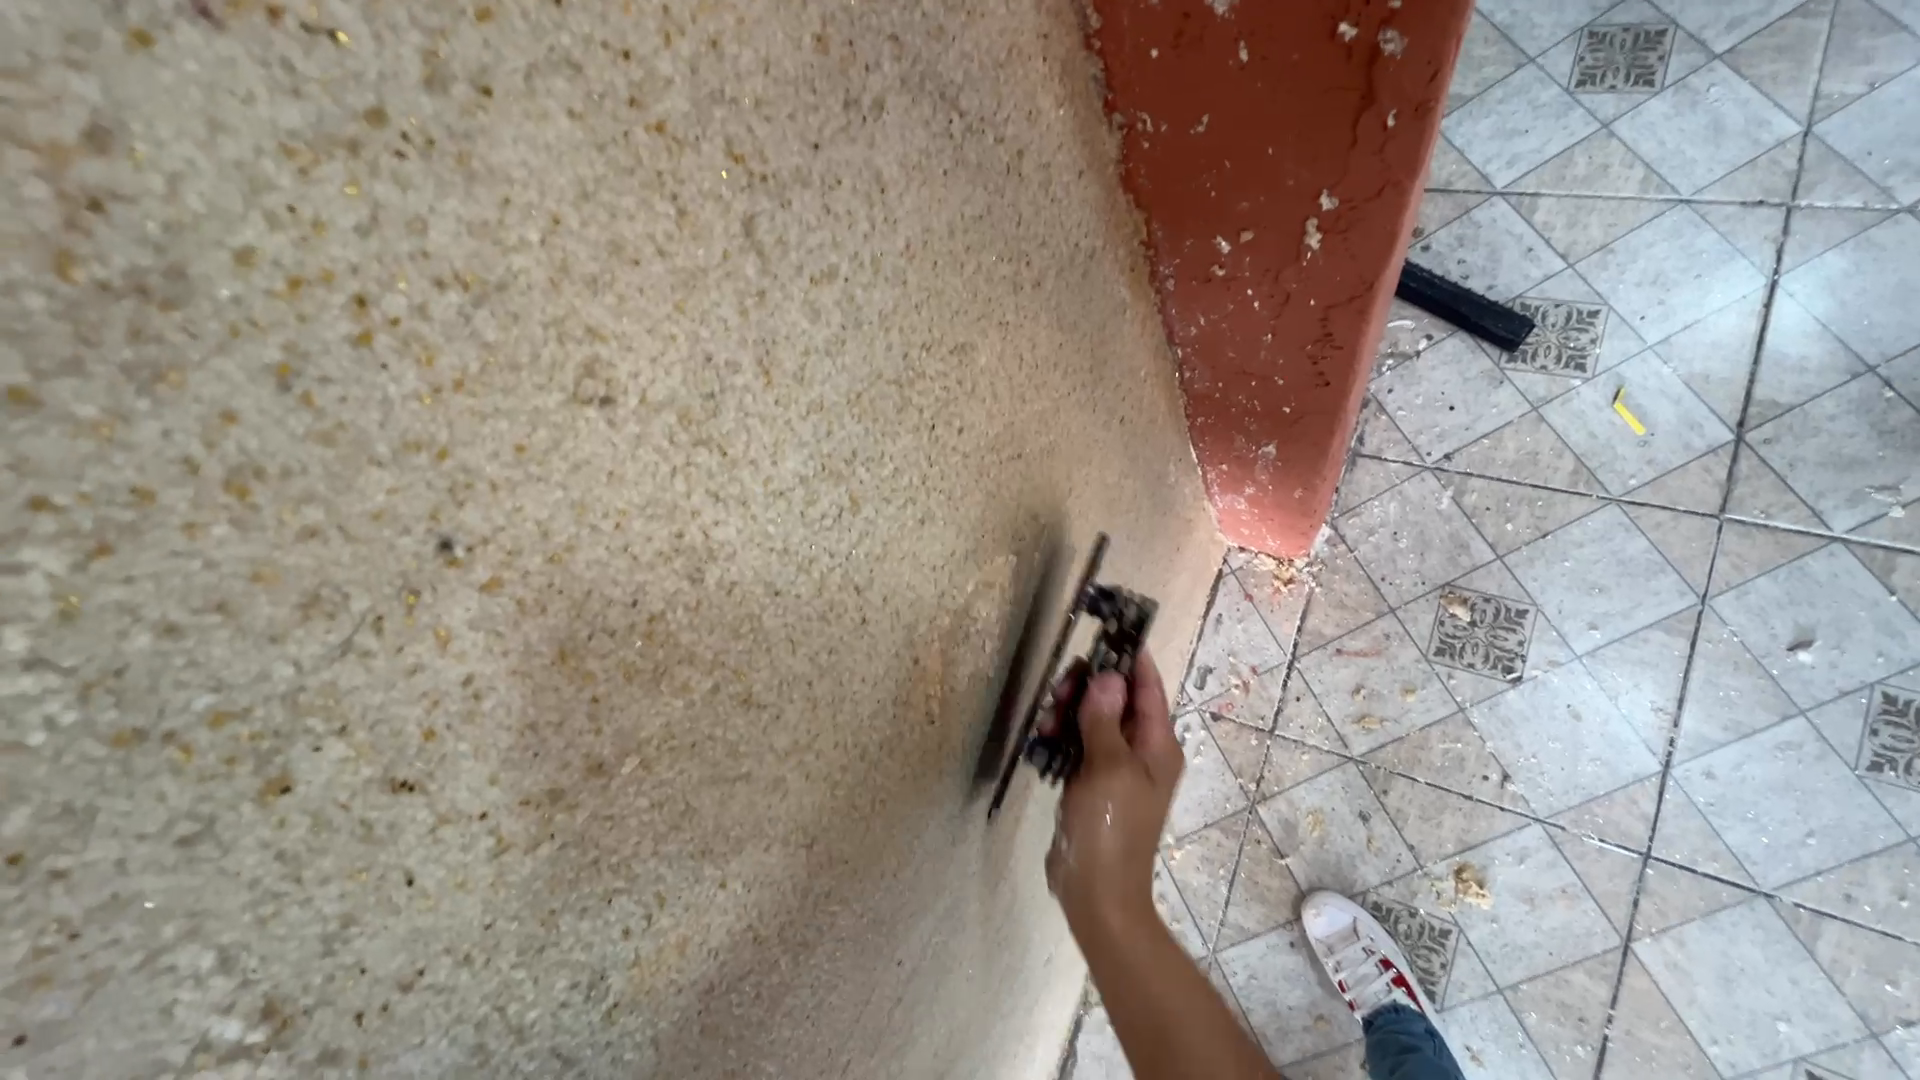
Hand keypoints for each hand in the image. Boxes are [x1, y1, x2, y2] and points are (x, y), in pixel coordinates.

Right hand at [1040, 648, 1183, 939]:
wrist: (1096, 893)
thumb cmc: (1110, 827)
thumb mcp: (1108, 767)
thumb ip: (1105, 719)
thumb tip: (1109, 675)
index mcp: (1158, 745)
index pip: (1148, 687)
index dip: (1130, 657)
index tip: (1107, 630)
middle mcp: (1141, 751)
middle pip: (1116, 700)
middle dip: (1088, 688)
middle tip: (1060, 686)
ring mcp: (1115, 769)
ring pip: (1092, 721)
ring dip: (1069, 713)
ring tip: (1047, 721)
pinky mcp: (1091, 784)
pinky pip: (1078, 746)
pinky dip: (1062, 738)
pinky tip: (1043, 740)